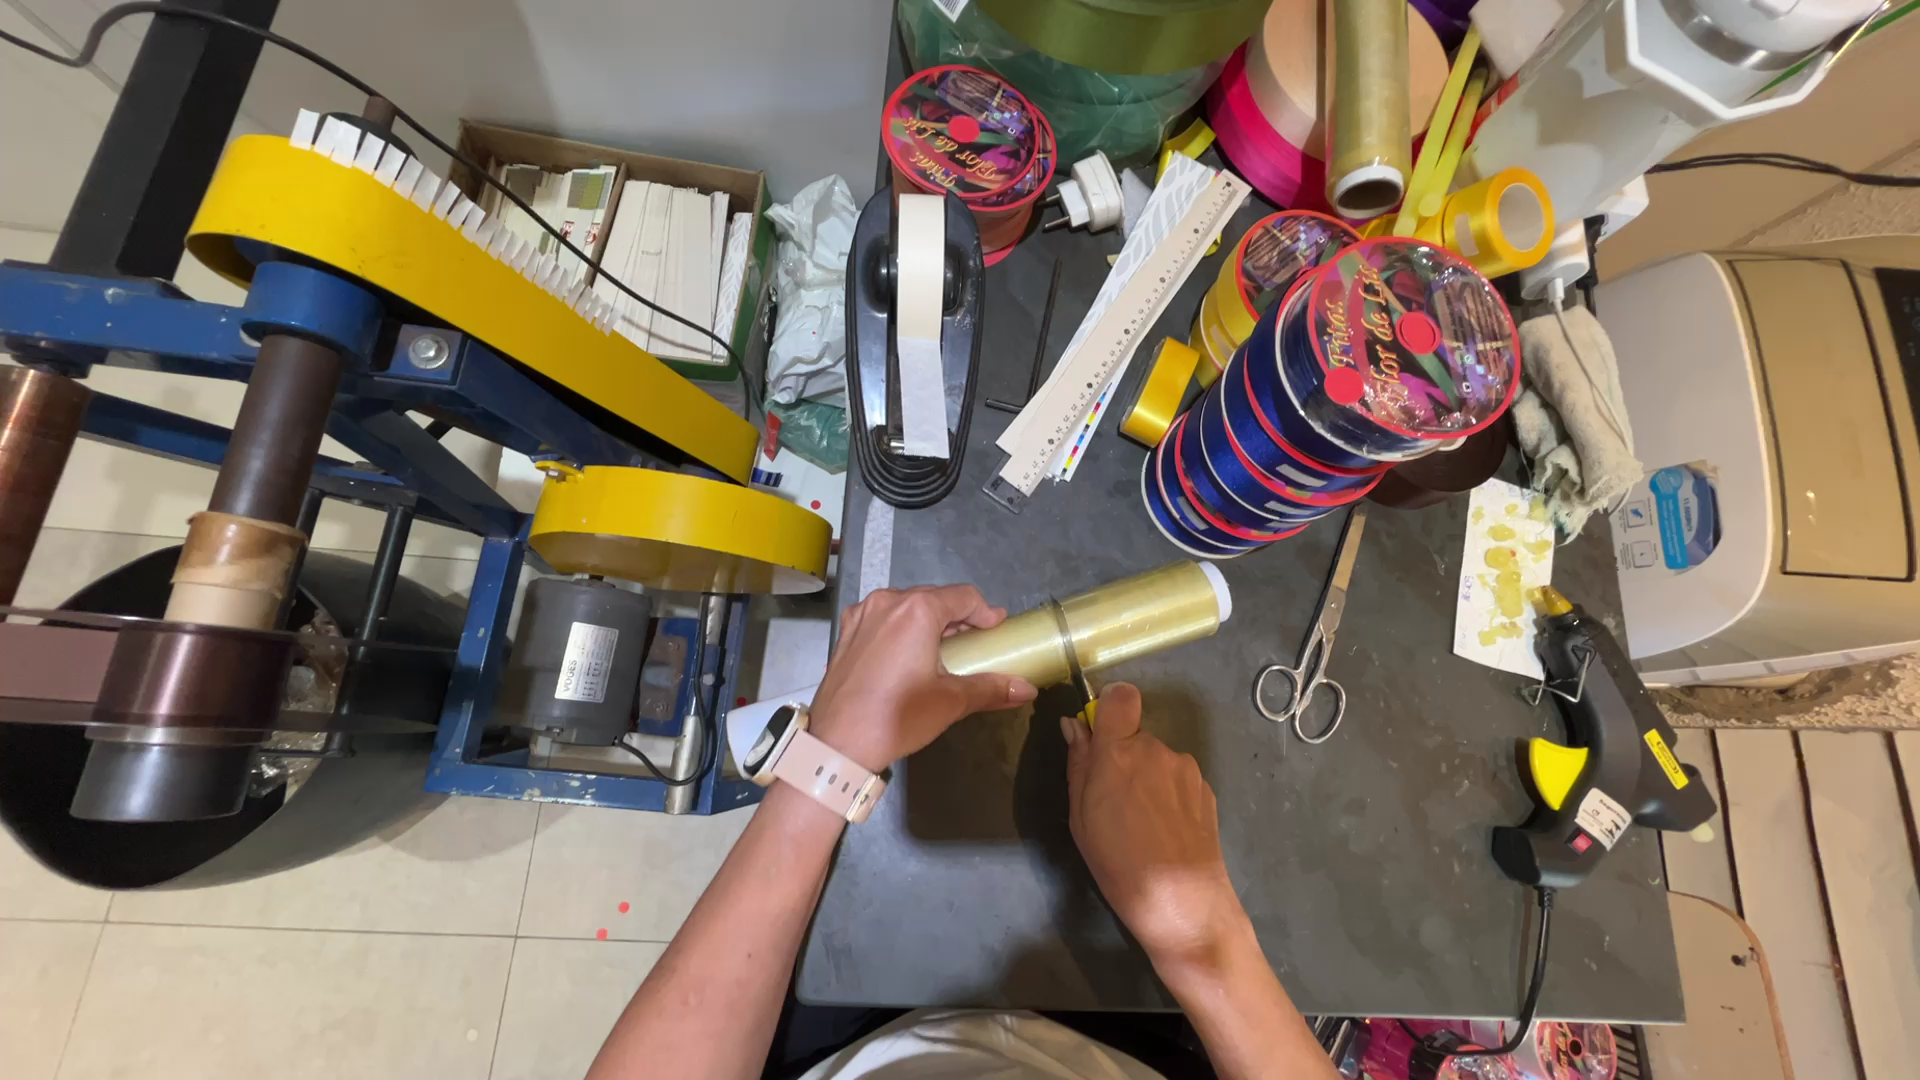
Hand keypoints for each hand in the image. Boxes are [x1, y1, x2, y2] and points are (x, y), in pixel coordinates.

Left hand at [809, 585, 1037, 772]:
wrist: (837, 744)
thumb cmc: (897, 718)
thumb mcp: (950, 702)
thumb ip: (990, 688)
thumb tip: (1027, 690)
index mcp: (916, 610)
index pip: (963, 596)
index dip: (985, 611)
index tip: (997, 628)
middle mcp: (887, 602)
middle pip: (933, 598)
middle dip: (957, 617)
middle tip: (973, 643)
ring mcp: (862, 614)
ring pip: (906, 606)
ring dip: (928, 622)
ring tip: (941, 649)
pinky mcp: (847, 631)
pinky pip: (883, 618)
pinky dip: (902, 628)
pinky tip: (908, 654)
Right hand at [1063, 683, 1250, 971]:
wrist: (1183, 903)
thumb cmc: (1117, 862)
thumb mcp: (1080, 817)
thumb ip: (1079, 763)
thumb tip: (1075, 726)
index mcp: (1118, 751)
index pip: (1120, 696)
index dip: (1110, 706)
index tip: (1101, 732)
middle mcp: (1155, 749)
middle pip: (1135, 735)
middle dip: (1123, 756)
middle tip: (1114, 799)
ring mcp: (1186, 768)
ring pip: (1157, 758)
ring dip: (1147, 777)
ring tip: (1143, 822)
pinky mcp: (1206, 789)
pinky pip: (1177, 779)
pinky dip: (1168, 795)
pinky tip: (1166, 830)